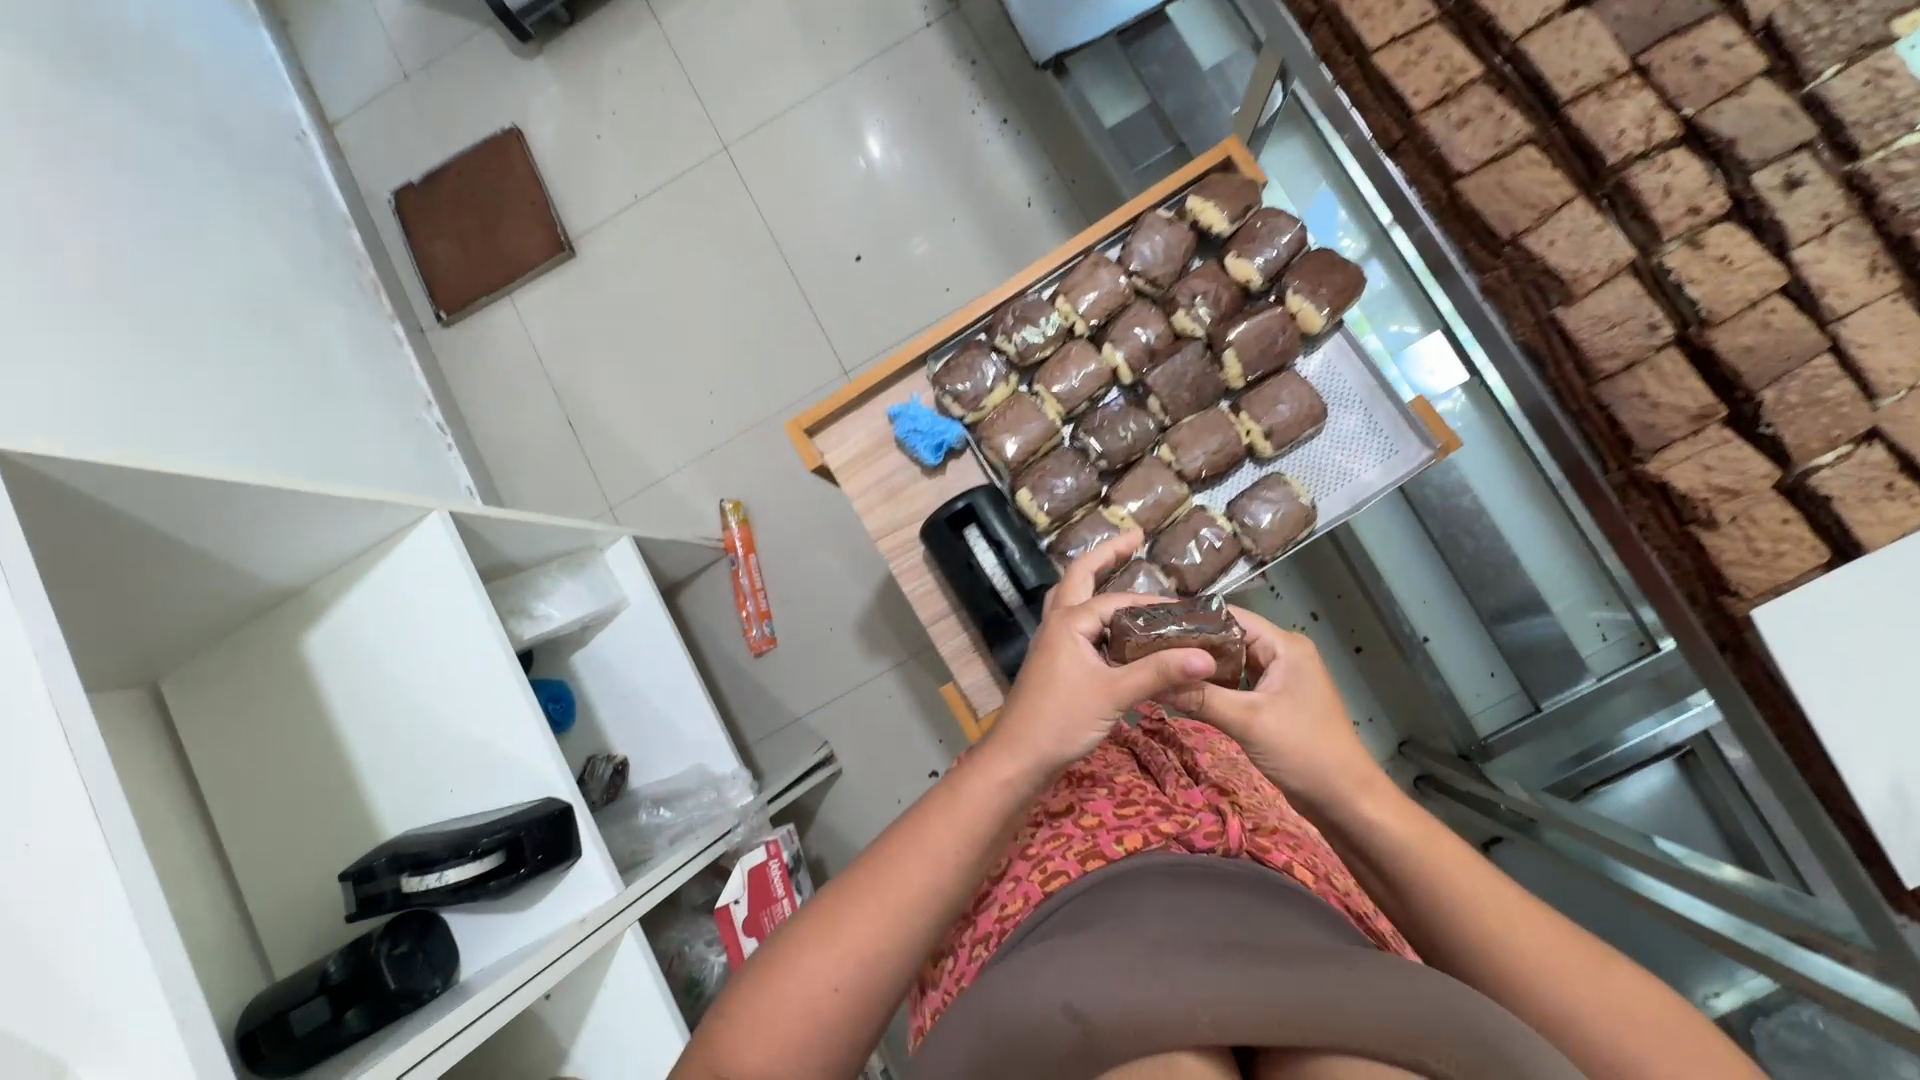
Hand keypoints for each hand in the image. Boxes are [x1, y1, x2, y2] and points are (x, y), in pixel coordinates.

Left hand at [984, 530, 1214, 775]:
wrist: (1017, 757)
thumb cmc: (1060, 720)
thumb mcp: (1114, 694)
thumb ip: (1159, 673)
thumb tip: (1207, 657)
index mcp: (1068, 622)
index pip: (1117, 601)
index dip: (1153, 604)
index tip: (1187, 610)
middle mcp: (1056, 624)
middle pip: (1078, 577)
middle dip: (1106, 556)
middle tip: (1134, 538)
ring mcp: (1051, 644)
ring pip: (1071, 600)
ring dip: (1092, 582)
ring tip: (1118, 569)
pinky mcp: (1053, 664)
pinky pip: (1075, 627)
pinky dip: (1094, 617)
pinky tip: (1113, 631)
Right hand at [1165, 605, 1394, 821]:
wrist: (1345, 800)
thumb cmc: (1304, 751)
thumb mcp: (1247, 721)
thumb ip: (1199, 697)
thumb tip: (1151, 681)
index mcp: (1284, 645)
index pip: (1229, 617)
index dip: (1191, 620)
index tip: (1151, 627)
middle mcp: (1282, 653)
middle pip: (1227, 638)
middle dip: (1189, 645)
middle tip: (1145, 649)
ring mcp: (1278, 678)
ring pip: (1229, 663)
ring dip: (1198, 668)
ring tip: (1156, 667)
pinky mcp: (1272, 701)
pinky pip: (1235, 685)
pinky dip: (1211, 688)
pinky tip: (1180, 692)